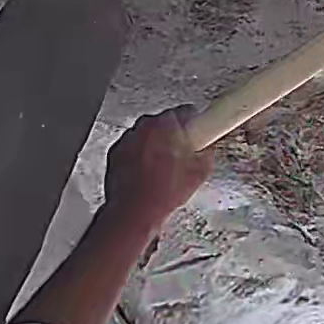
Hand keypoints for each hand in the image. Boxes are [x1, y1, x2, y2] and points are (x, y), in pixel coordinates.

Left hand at [102, 108, 213, 232]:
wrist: (133, 213)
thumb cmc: (162, 193)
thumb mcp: (200, 172)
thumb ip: (207, 152)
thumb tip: (207, 149)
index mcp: (167, 124)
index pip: (186, 110)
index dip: (194, 122)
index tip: (196, 130)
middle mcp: (145, 126)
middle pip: (165, 121)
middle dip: (173, 134)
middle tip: (180, 153)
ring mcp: (128, 138)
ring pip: (147, 134)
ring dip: (154, 144)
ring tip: (162, 168)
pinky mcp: (116, 152)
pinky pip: (132, 147)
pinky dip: (138, 156)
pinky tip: (146, 174)